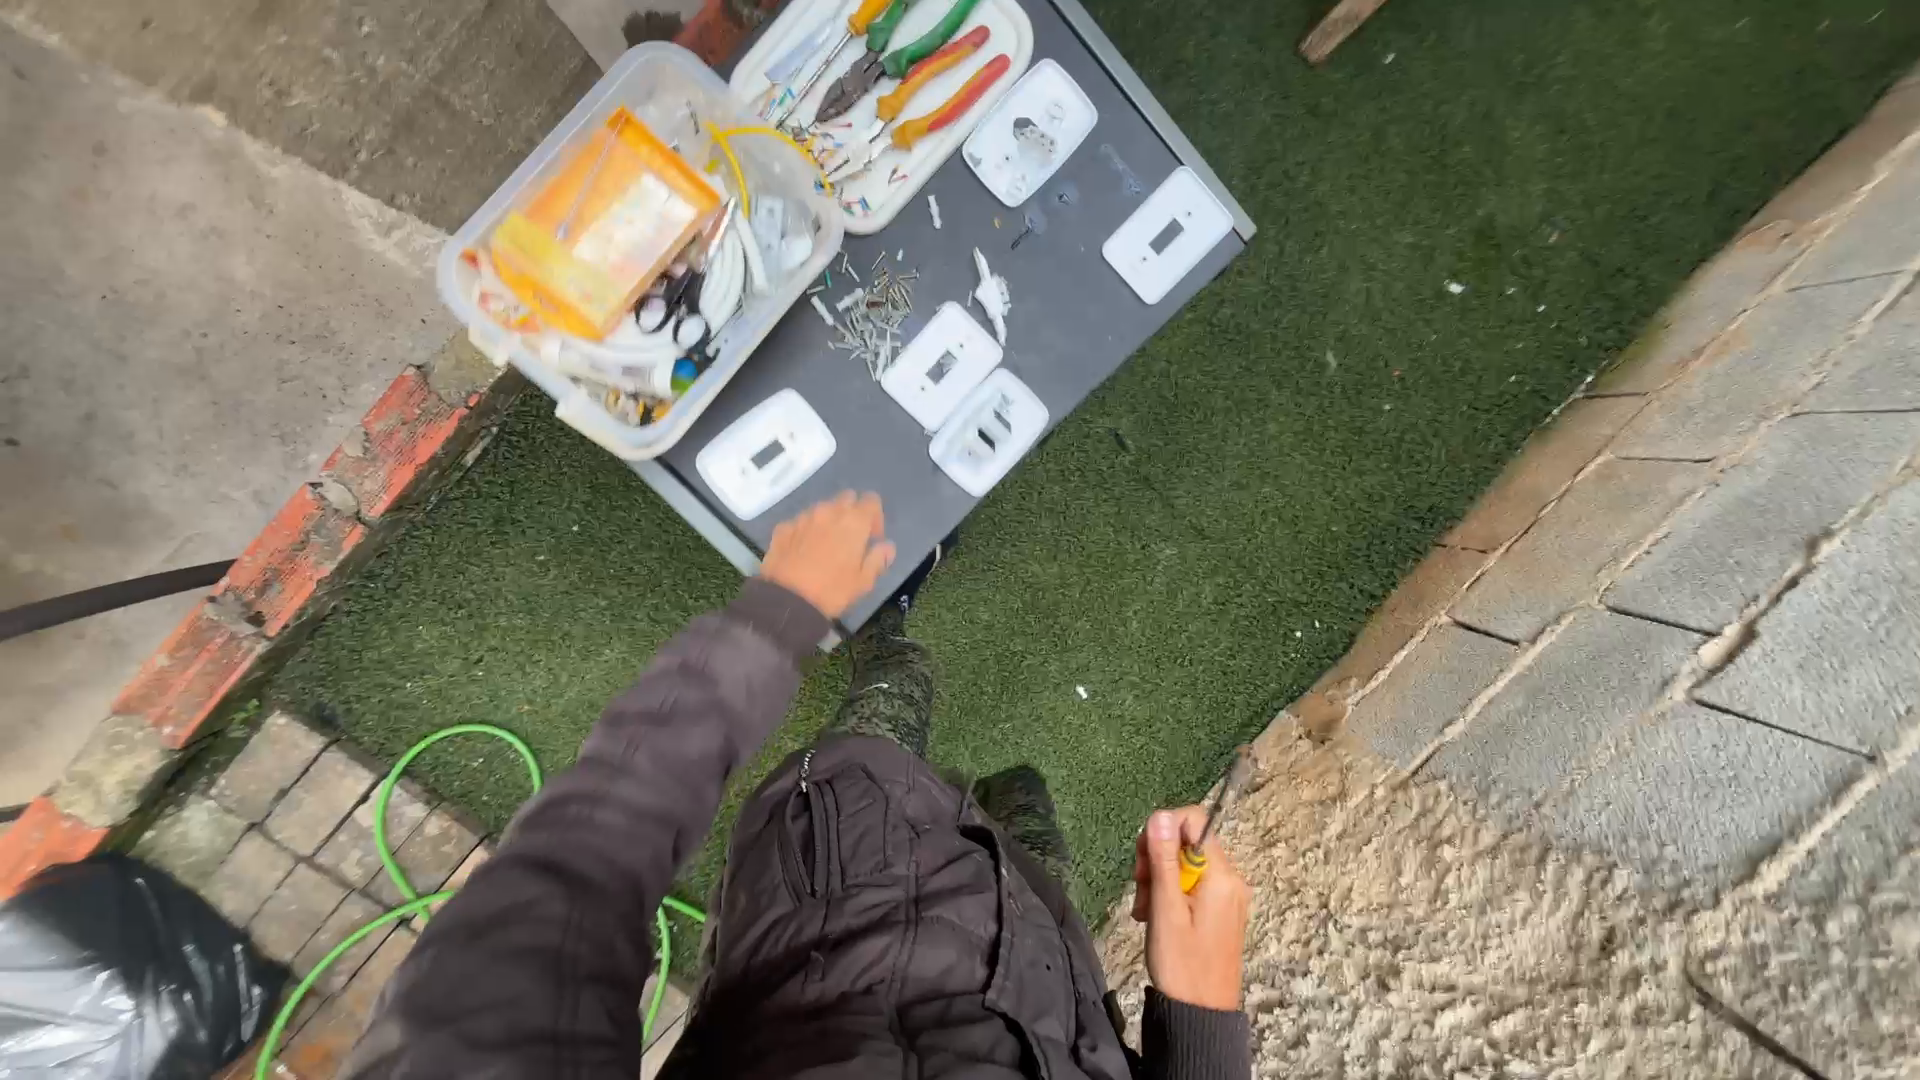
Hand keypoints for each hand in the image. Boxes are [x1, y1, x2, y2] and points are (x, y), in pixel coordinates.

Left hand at [758, 492, 895, 619]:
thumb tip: (887, 546)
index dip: (875, 517)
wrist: (787, 600)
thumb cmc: (832, 591)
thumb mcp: (864, 582)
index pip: (871, 500)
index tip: (873, 538)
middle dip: (852, 513)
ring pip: (822, 508)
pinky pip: (800, 521)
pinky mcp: (783, 527)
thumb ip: (878, 559)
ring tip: (825, 545)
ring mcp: (803, 517)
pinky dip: (806, 530)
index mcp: (854, 522)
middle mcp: (829, 511)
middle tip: (850, 538)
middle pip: (846, 498)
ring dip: (828, 520)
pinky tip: (803, 551)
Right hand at [1130, 806, 1250, 1010]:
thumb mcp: (1165, 908)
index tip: (1144, 859)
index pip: (1193, 821)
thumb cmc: (1182, 963)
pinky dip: (1171, 891)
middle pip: (1187, 840)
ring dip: (1159, 878)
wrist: (1201, 1015)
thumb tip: (1160, 814)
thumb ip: (1163, 859)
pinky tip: (1156, 915)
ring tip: (1146, 910)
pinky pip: (1192, 883)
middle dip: (1157, 857)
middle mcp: (1231, 878)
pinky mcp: (1220, 909)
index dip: (1162, 830)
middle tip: (1140, 887)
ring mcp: (1227, 894)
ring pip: (1185, 862)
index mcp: (1222, 875)